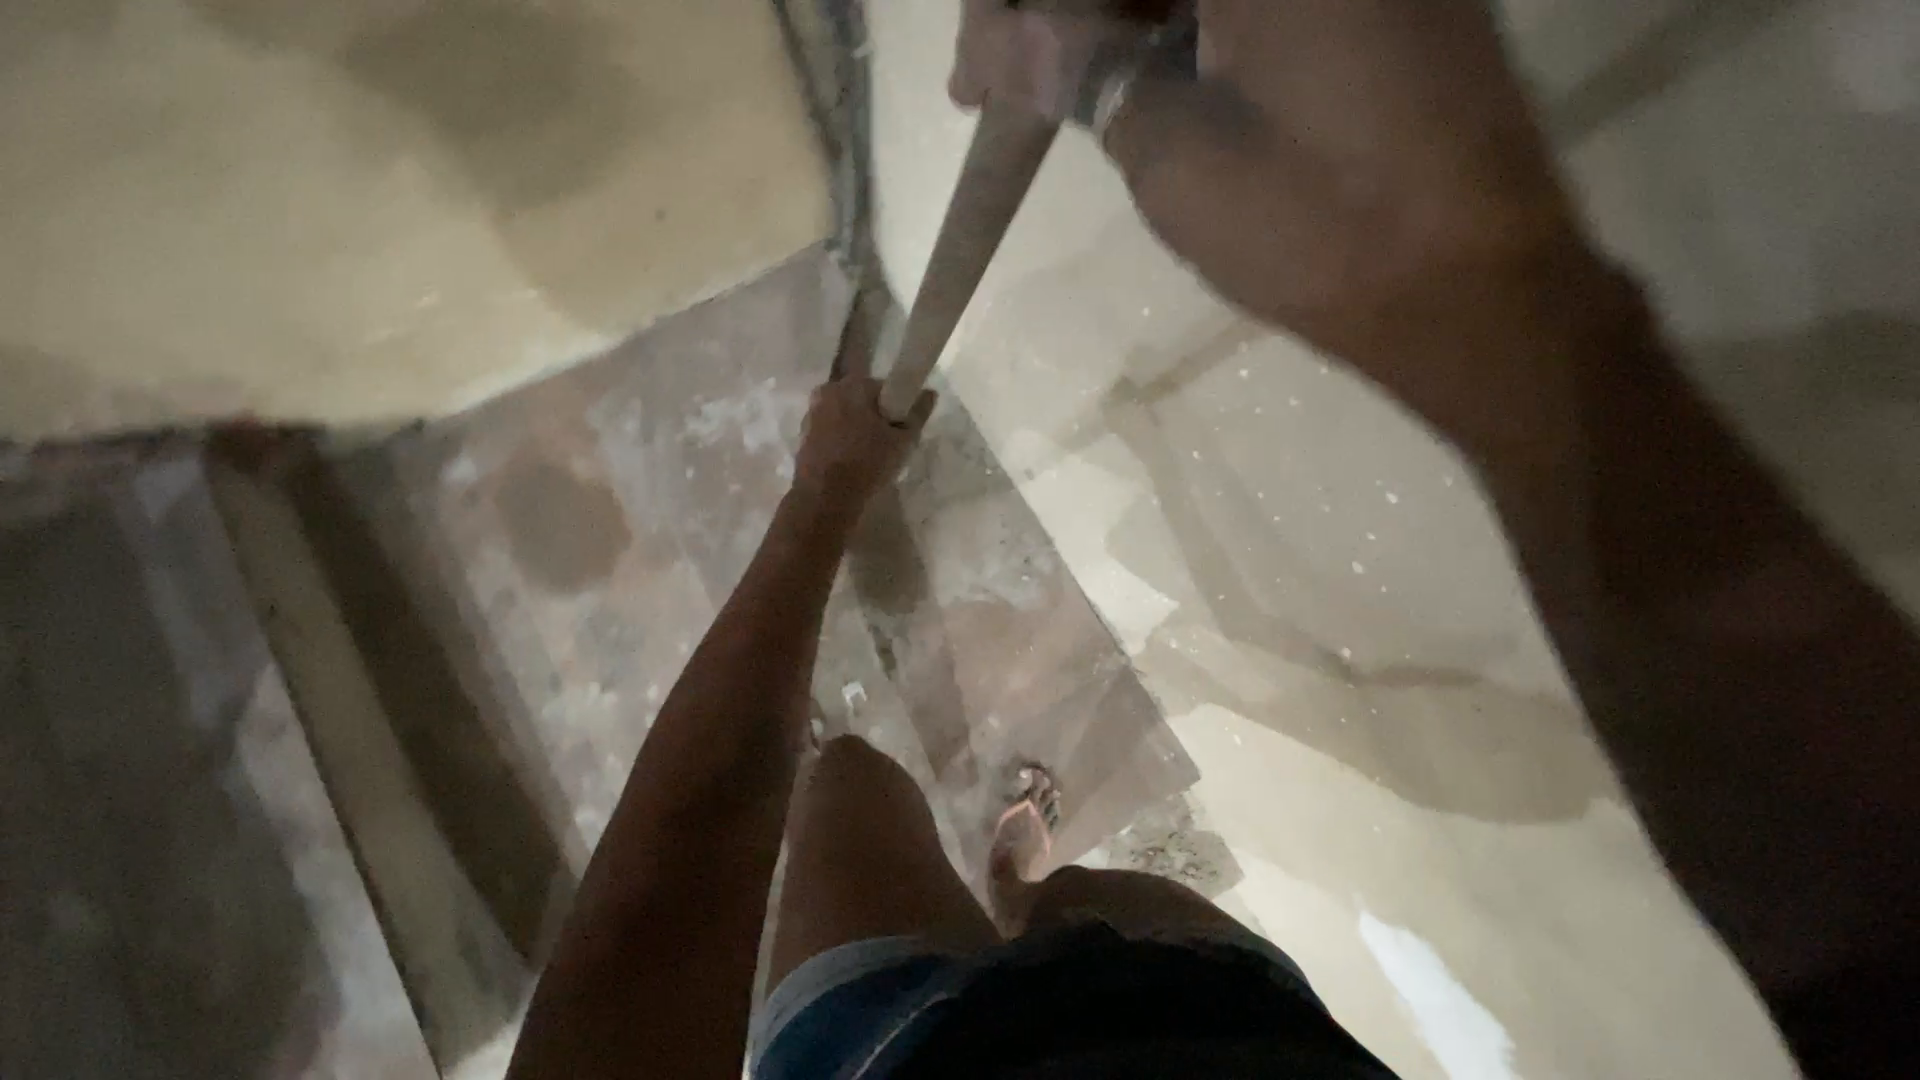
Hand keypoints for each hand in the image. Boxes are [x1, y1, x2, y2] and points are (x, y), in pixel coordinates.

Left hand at [791, 377, 935, 512]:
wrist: (825, 496)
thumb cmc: (867, 463)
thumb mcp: (903, 441)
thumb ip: (917, 413)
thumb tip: (930, 392)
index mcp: (853, 385)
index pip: (882, 387)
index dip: (895, 406)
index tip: (900, 427)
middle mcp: (828, 390)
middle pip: (860, 398)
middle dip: (874, 415)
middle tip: (886, 442)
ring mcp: (811, 412)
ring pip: (844, 414)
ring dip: (856, 427)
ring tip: (868, 454)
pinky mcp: (803, 434)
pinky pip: (829, 430)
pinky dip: (840, 439)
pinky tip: (849, 460)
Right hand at [951, 0, 1628, 464]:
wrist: (1471, 290)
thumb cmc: (1317, 229)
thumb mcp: (1174, 156)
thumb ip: (1081, 71)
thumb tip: (995, 37)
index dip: (1020, 7)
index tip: (975, 72)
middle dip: (1061, 11)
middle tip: (1001, 79)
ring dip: (1116, 20)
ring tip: (1052, 89)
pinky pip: (1249, 1)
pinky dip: (1180, 27)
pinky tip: (1132, 75)